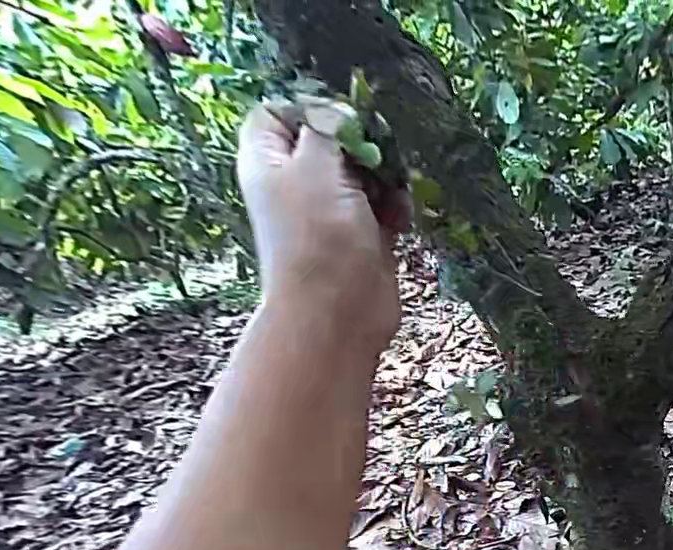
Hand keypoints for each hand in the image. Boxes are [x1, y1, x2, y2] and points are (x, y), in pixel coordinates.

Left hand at [236, 102, 403, 354]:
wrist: (339, 315)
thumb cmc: (320, 241)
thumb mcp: (318, 171)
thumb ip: (329, 132)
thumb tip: (340, 112)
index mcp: (271, 162)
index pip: (283, 114)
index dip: (315, 111)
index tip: (349, 125)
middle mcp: (300, 185)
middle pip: (333, 144)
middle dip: (363, 148)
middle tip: (382, 161)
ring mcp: (335, 214)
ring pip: (365, 177)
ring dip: (387, 180)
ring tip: (395, 198)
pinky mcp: (365, 239)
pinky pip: (383, 209)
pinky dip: (396, 209)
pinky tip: (401, 221)